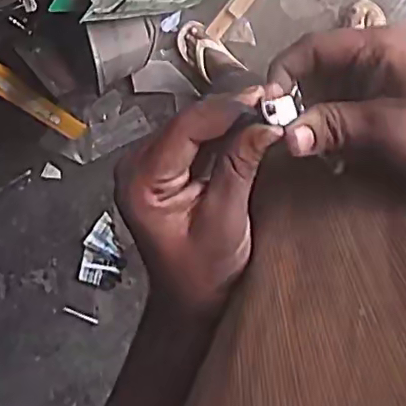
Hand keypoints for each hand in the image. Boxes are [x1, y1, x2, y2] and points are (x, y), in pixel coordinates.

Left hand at [114, 90, 282, 320]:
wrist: (189, 304)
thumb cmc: (200, 279)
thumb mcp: (226, 224)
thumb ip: (240, 168)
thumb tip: (263, 125)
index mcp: (141, 181)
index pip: (186, 127)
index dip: (226, 110)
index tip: (261, 101)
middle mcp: (136, 165)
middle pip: (188, 120)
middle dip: (231, 109)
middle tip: (269, 101)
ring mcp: (148, 162)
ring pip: (194, 123)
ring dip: (230, 116)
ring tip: (264, 109)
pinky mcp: (164, 163)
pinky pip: (195, 135)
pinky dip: (223, 129)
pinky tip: (248, 123)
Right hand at [268, 27, 405, 193]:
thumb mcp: (388, 131)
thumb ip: (334, 126)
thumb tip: (286, 134)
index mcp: (379, 45)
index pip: (314, 46)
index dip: (285, 71)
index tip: (268, 104)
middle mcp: (377, 53)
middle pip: (319, 66)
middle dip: (298, 96)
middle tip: (284, 129)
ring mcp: (383, 75)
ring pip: (330, 87)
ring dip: (315, 114)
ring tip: (306, 144)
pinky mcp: (388, 98)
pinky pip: (347, 104)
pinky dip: (333, 124)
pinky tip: (331, 150)